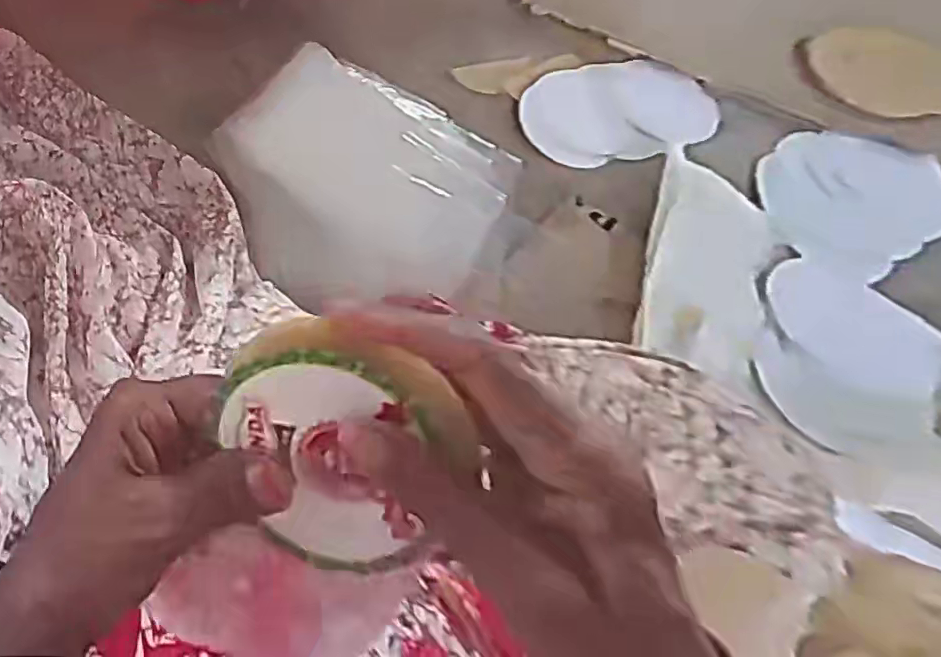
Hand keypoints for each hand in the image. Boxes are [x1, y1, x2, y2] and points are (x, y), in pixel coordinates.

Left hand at [0, 376, 294, 655]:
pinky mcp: (162, 491)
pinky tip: (272, 525)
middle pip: (222, 424)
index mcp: (141, 406)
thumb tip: (283, 469)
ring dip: (255, 482)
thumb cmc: (88, 551)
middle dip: (263, 453)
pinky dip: (237, 503)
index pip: (216, 394)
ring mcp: (157, 456)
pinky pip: (211, 486)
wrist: (41, 612)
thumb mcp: (157, 518)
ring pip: (220, 457)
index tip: (310, 450)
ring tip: (306, 505)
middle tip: (317, 483)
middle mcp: (151, 419)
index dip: (263, 417)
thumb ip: (221, 489)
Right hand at [330, 307, 716, 656]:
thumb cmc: (604, 646)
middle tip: (335, 324)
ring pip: (474, 372)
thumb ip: (439, 505)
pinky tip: (386, 395)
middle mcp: (573, 427)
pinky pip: (473, 404)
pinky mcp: (539, 454)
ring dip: (410, 353)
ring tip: (348, 345)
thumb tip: (350, 432)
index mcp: (581, 452)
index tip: (343, 316)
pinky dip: (423, 391)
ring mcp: (559, 437)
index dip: (412, 330)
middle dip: (405, 329)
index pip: (487, 363)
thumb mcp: (523, 590)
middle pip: (480, 353)